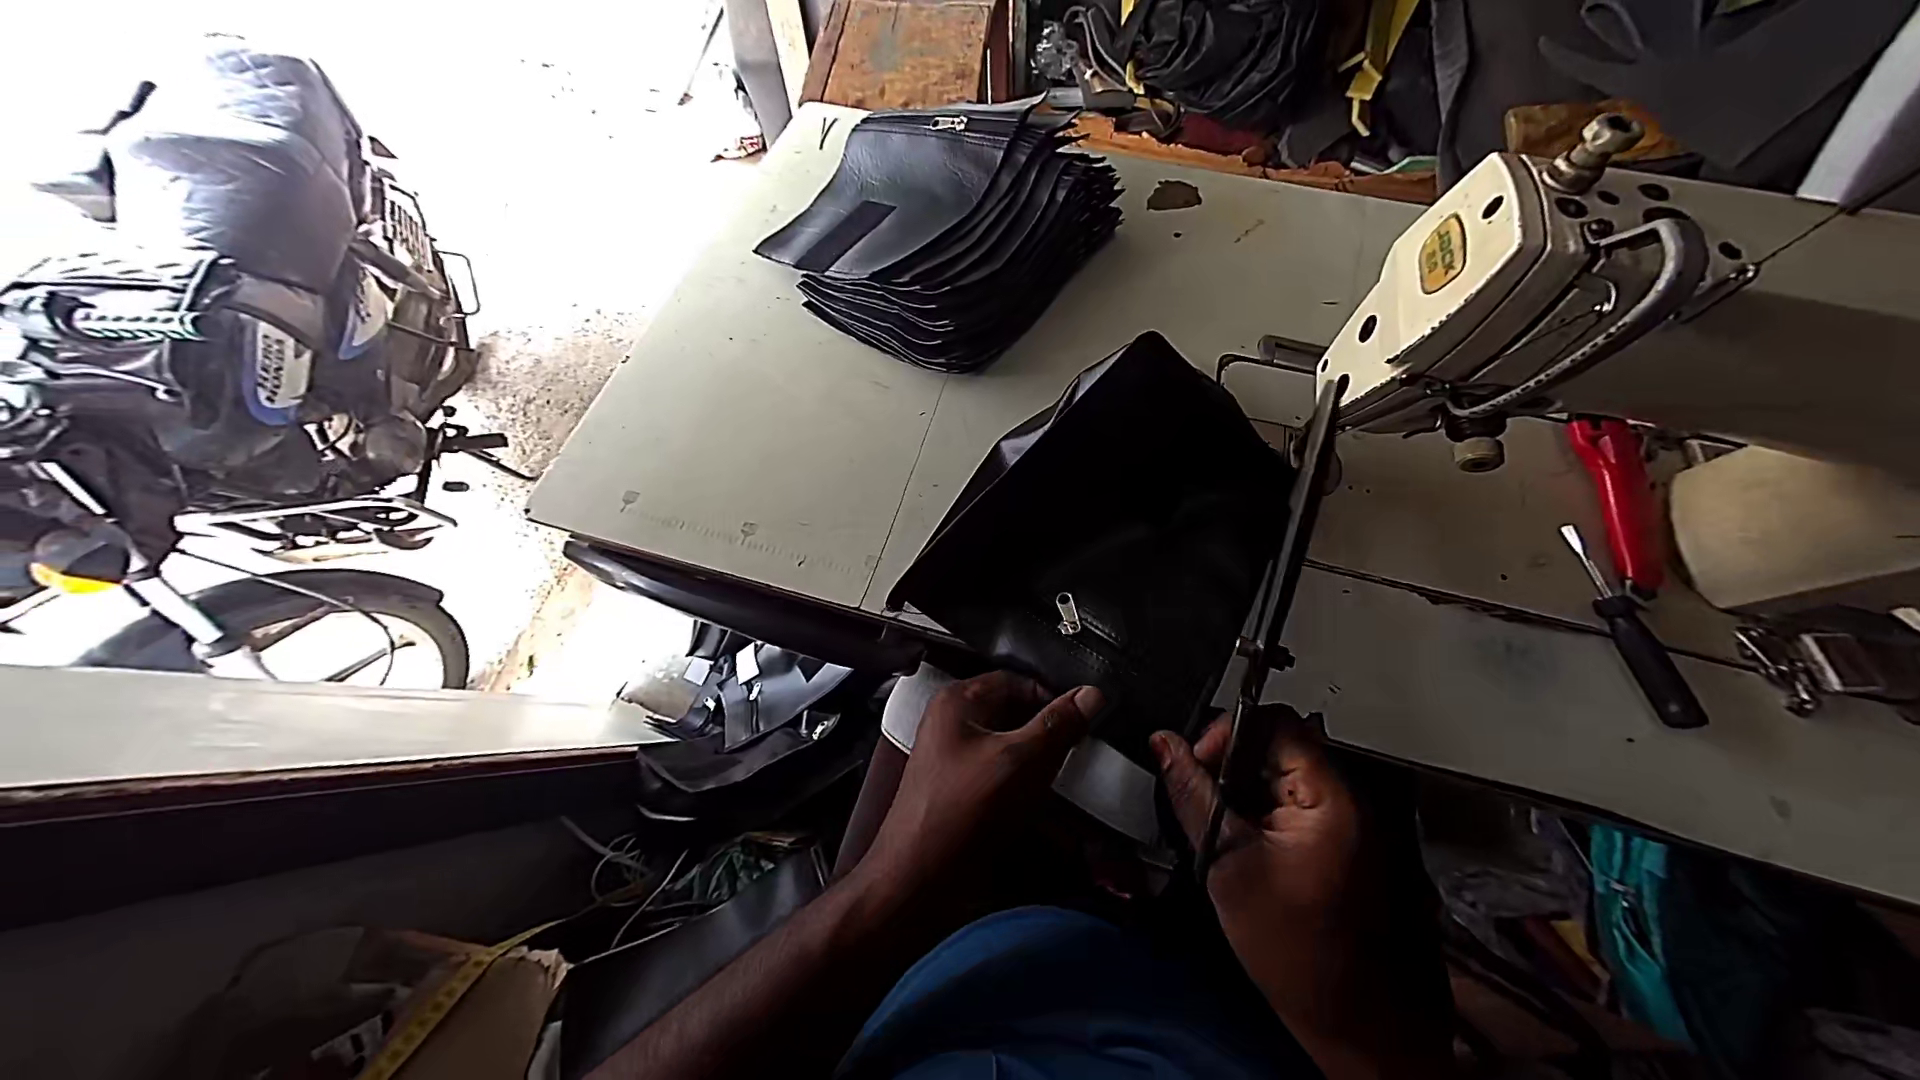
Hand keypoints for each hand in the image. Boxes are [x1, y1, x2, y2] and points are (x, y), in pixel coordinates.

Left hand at [858, 672, 1101, 901]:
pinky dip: (1030, 791)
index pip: (1017, 681)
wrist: (919, 881)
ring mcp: (957, 761)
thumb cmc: (959, 813)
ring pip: (1014, 750)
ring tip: (1066, 785)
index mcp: (958, 703)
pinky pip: (1006, 780)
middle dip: (1049, 736)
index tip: (1082, 720)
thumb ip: (1059, 725)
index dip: (1052, 698)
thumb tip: (1091, 695)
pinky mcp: (964, 794)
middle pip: (1016, 716)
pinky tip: (1050, 813)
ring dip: (1043, 767)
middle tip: (1077, 753)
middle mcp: (954, 726)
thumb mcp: (1021, 760)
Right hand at [1151, 712, 1453, 1078]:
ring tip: (1231, 829)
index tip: (1200, 762)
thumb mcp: (1226, 862)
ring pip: (1284, 770)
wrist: (1355, 1023)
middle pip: (1280, 743)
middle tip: (1209, 800)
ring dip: (1246, 787)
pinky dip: (1265, 809)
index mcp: (1330, 800)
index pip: (1274, 722)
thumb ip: (1192, 794)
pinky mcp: (1348, 839)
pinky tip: (1251, 843)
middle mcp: (1351, 801)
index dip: (1227, 732)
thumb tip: (1164, 744)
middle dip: (1232, 763)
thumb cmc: (1298, 955)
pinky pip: (1296, 798)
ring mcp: (1354, 821)